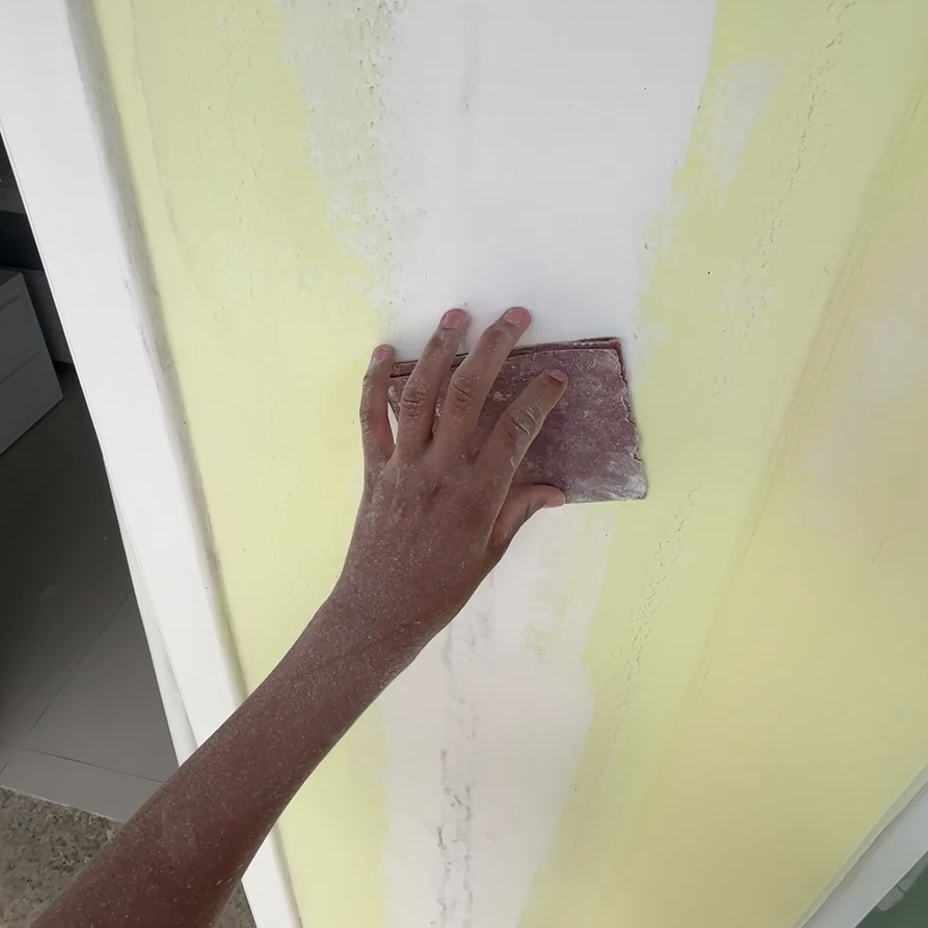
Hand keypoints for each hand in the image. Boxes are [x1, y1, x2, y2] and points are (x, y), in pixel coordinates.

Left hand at [324, 307, 567, 661]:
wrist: (378, 611)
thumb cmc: (440, 589)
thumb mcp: (490, 554)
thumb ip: (520, 512)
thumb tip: (558, 490)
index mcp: (476, 496)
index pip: (514, 432)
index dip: (539, 399)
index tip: (556, 376)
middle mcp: (439, 471)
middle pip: (467, 396)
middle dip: (493, 349)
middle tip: (514, 317)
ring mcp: (402, 465)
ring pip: (419, 395)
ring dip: (438, 350)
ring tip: (456, 316)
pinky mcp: (373, 467)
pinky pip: (370, 417)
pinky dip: (374, 381)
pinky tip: (384, 350)